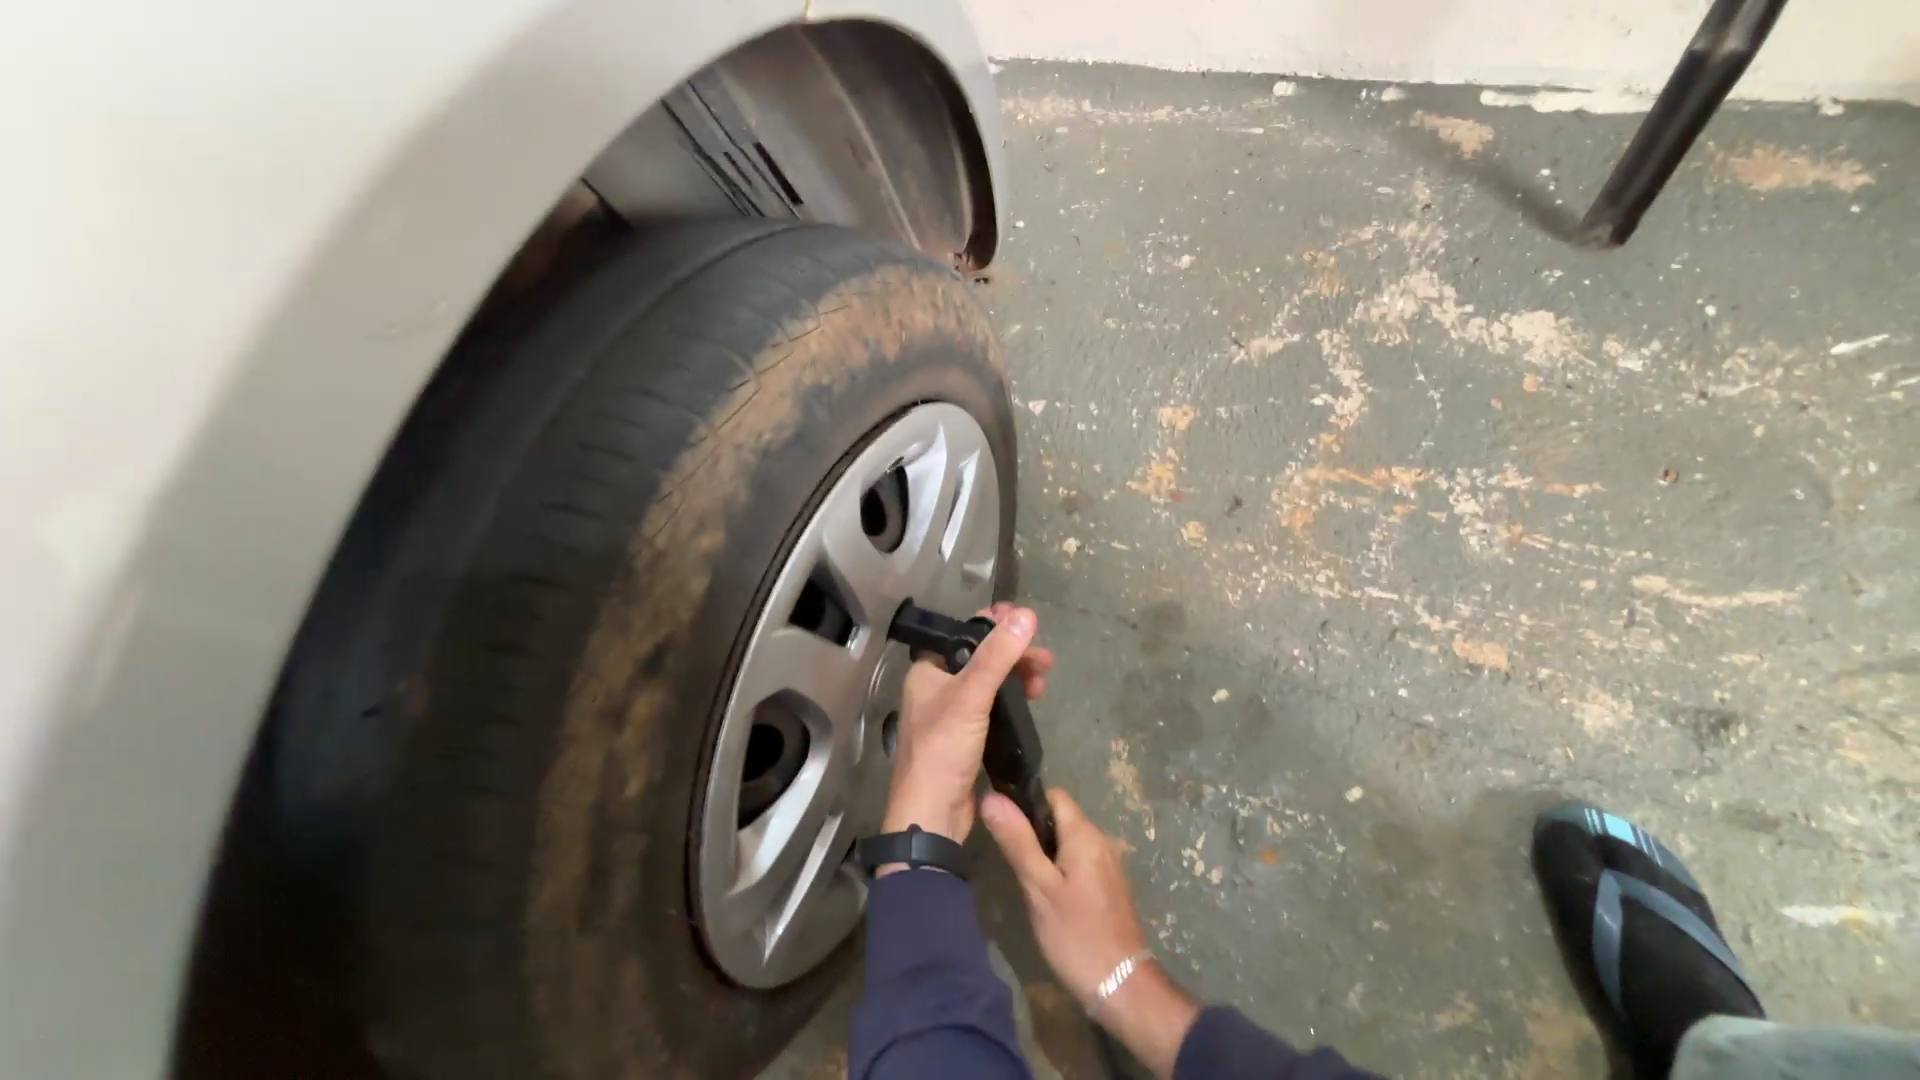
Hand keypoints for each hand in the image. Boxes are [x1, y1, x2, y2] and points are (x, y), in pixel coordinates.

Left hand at [881, 603, 1053, 849]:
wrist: (934, 813)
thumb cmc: (943, 749)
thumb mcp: (971, 696)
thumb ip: (998, 656)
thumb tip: (1027, 615)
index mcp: (926, 671)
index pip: (962, 635)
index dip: (993, 626)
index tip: (1025, 622)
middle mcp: (935, 688)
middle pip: (980, 659)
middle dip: (1013, 655)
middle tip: (1045, 660)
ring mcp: (950, 715)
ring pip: (989, 684)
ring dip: (1016, 677)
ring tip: (1043, 681)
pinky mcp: (966, 738)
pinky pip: (992, 708)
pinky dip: (1011, 701)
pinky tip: (1030, 701)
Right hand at [983, 787, 1200, 1078]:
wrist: (1121, 984)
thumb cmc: (1075, 934)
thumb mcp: (1037, 886)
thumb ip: (1016, 840)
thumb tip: (993, 797)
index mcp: (1085, 833)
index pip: (1054, 795)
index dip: (1028, 804)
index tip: (1006, 828)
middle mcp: (1102, 840)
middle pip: (1062, 818)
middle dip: (1036, 832)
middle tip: (1013, 862)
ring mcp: (1111, 864)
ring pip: (1072, 842)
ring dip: (1049, 853)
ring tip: (1028, 881)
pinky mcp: (1112, 886)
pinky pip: (1082, 861)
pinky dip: (1063, 869)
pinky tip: (1051, 897)